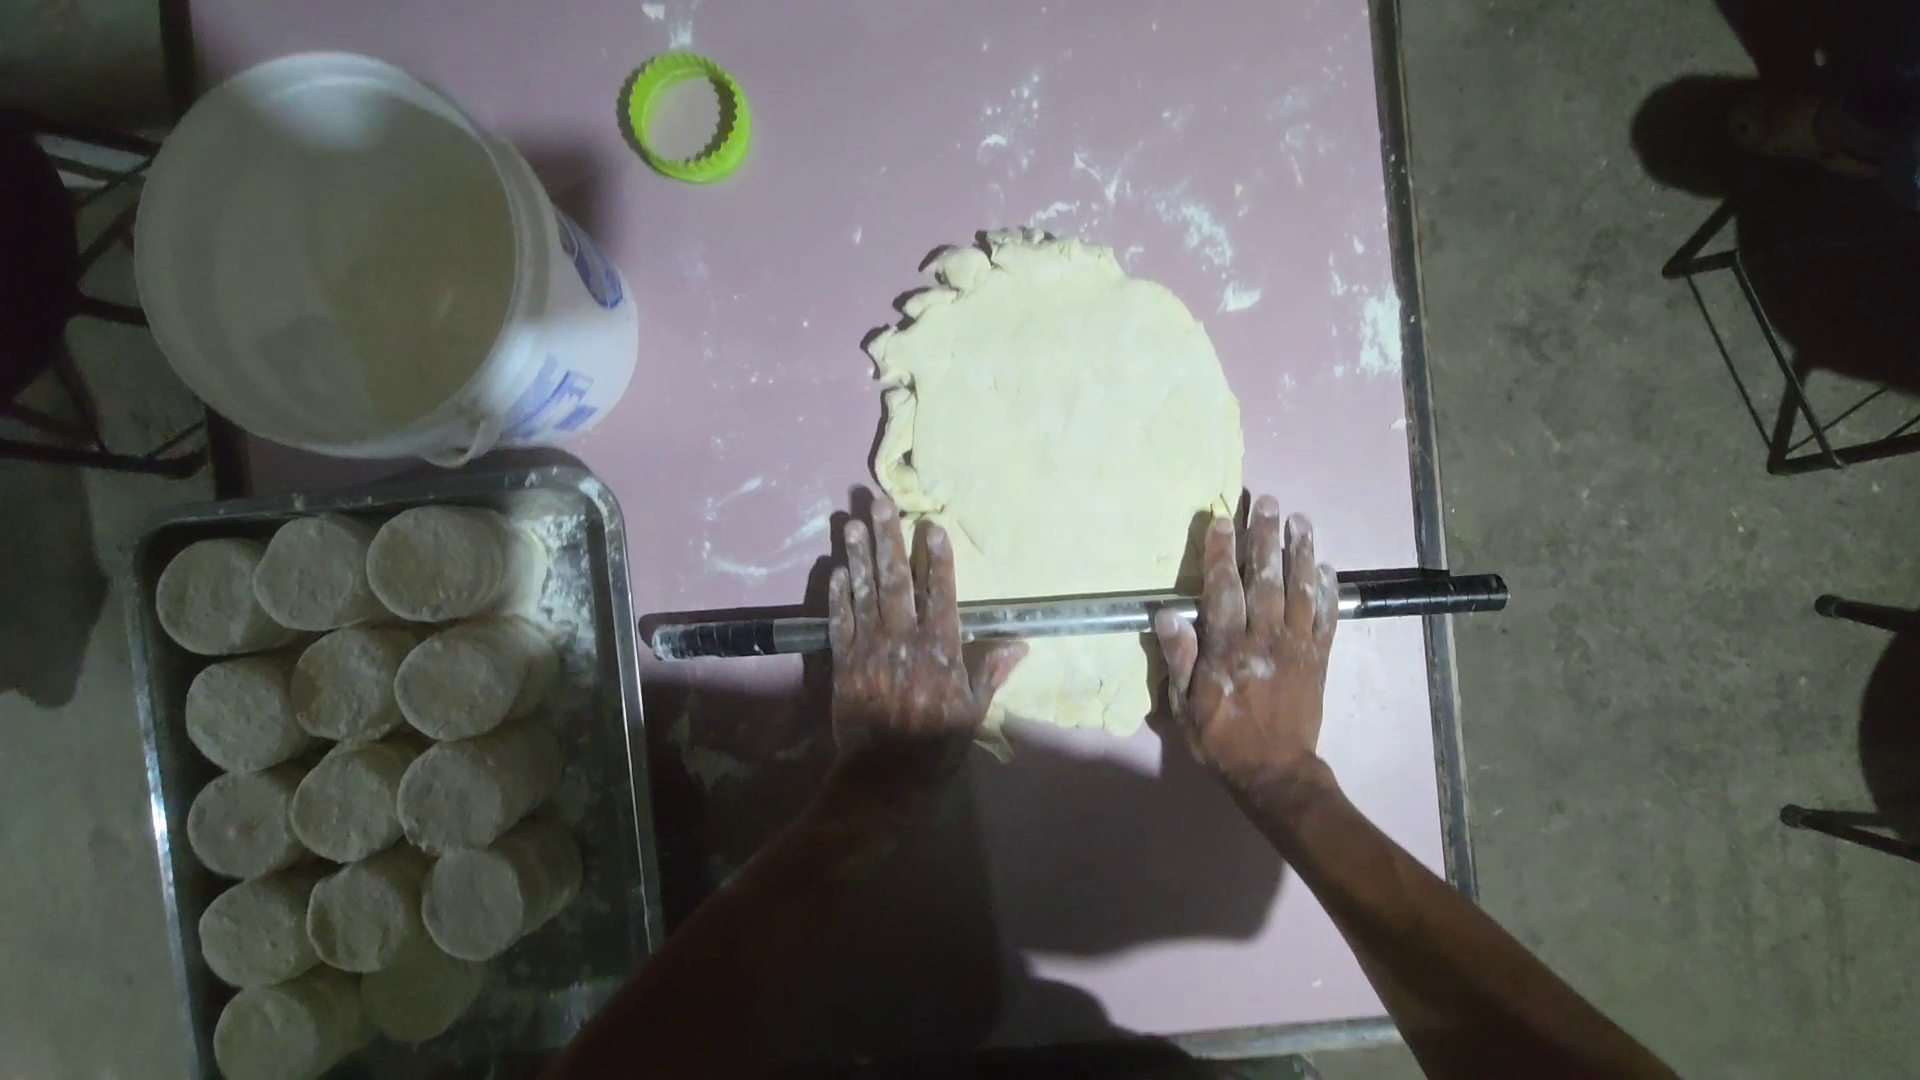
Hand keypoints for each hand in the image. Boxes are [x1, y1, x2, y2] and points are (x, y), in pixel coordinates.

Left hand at [828, 498, 1025, 763]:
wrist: (885, 778)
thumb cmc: (936, 744)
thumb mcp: (973, 712)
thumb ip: (991, 672)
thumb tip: (1021, 644)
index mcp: (940, 651)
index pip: (940, 594)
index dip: (936, 559)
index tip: (931, 526)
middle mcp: (903, 641)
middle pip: (896, 581)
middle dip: (889, 539)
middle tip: (880, 503)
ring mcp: (870, 650)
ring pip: (864, 593)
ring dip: (859, 556)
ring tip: (854, 522)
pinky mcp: (843, 663)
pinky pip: (839, 622)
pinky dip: (838, 595)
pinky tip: (837, 568)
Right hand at [1153, 495, 1338, 787]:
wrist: (1275, 771)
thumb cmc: (1221, 737)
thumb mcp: (1183, 705)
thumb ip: (1178, 657)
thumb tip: (1167, 613)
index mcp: (1227, 647)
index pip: (1222, 588)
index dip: (1220, 552)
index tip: (1220, 520)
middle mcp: (1264, 637)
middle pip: (1265, 577)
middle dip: (1264, 537)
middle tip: (1266, 502)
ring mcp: (1296, 645)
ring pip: (1300, 588)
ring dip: (1300, 551)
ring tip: (1300, 519)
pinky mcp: (1320, 657)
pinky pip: (1327, 616)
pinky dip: (1328, 589)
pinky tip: (1325, 565)